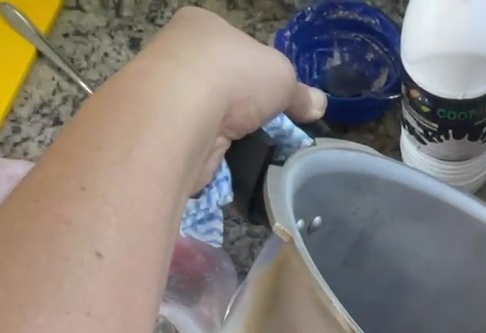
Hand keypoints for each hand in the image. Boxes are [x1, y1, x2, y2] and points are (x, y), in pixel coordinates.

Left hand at [132, 9, 327, 183]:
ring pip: (211, 112)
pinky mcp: (167, 128)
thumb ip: (300, 92)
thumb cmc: (234, 74)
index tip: (277, 96)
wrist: (183, 111)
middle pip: (224, 81)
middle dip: (246, 104)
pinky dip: (217, 149)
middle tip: (270, 124)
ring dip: (231, 128)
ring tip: (255, 144)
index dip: (260, 71)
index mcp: (204, 24)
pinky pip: (201, 138)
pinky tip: (232, 156)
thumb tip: (319, 104)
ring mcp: (169, 90)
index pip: (237, 46)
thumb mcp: (283, 77)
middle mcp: (180, 51)